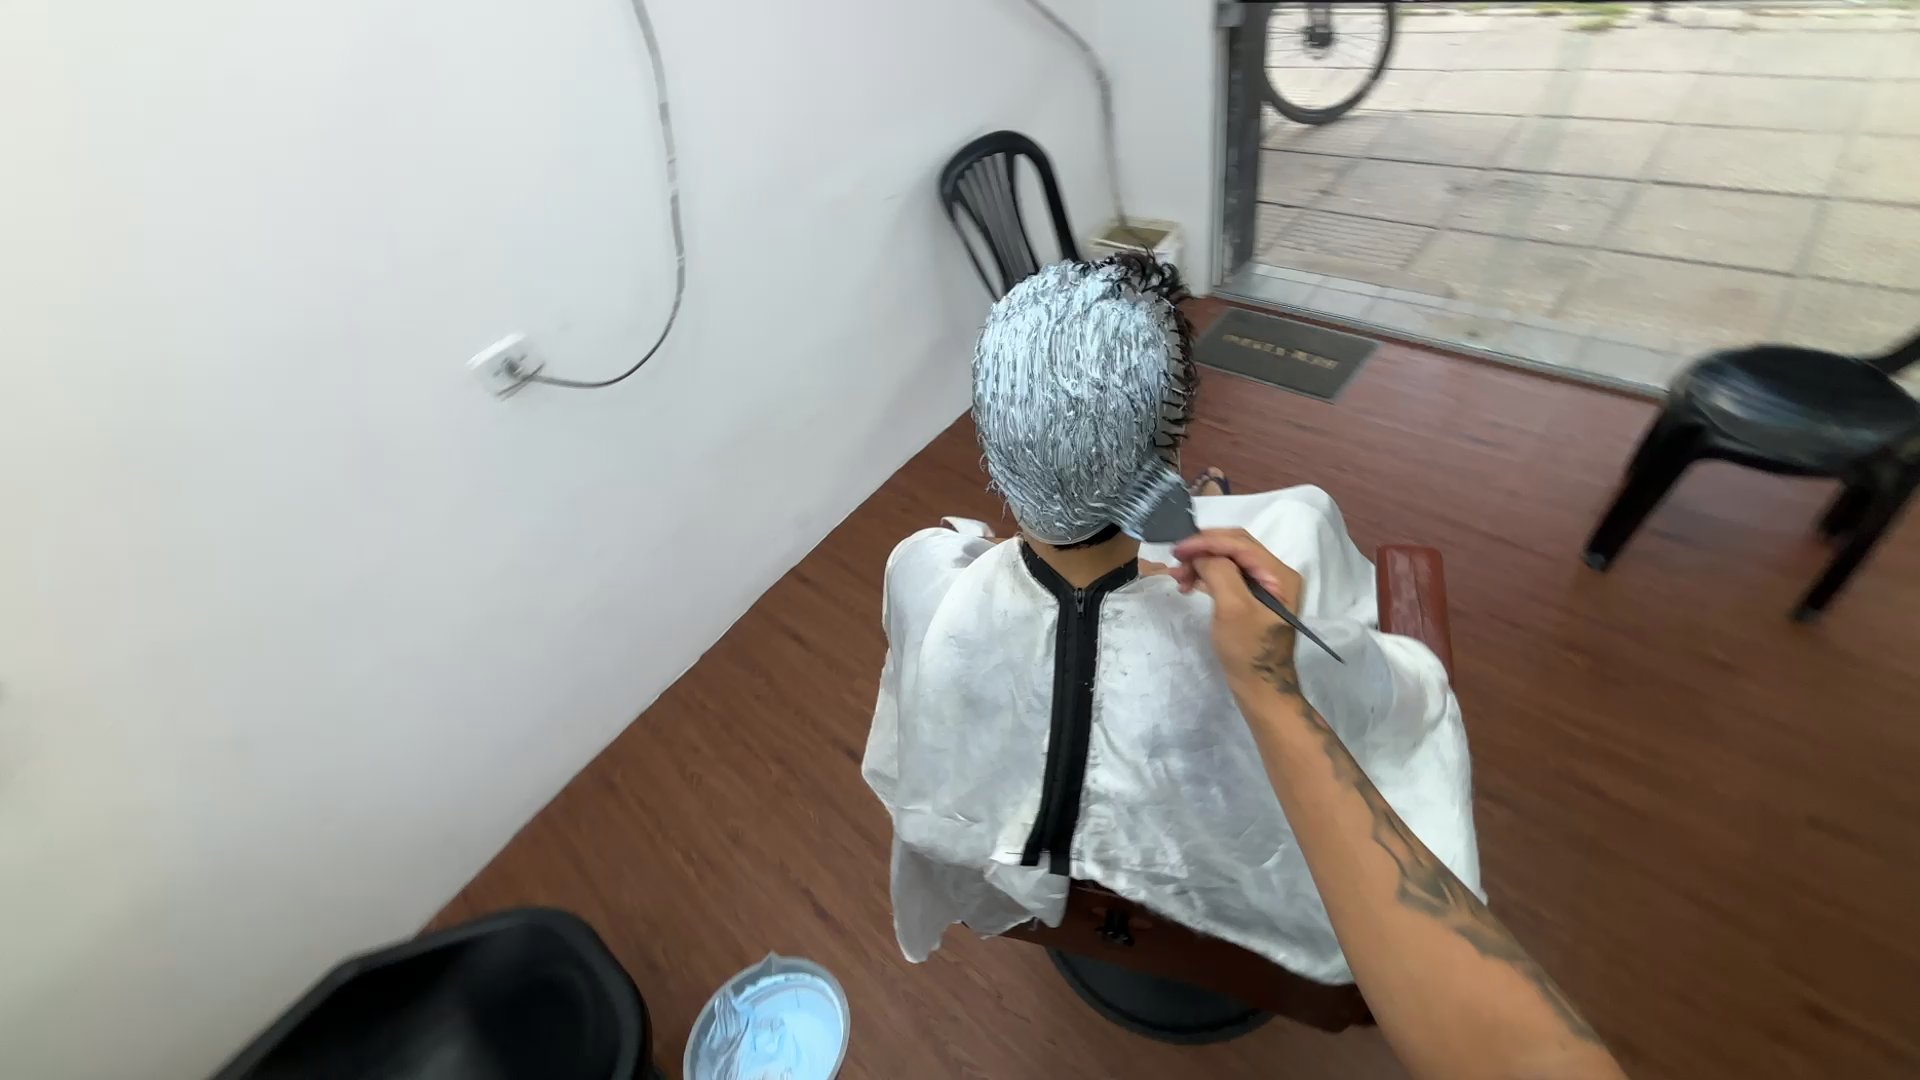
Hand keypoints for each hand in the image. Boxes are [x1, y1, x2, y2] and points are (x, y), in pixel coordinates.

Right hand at [1171, 529, 1305, 696]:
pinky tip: (1190, 584)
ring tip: (1179, 578)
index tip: (1177, 550)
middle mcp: (1275, 574)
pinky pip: (1227, 575)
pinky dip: (1207, 575)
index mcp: (1279, 574)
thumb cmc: (1248, 651)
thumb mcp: (1233, 609)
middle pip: (1234, 547)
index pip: (1239, 543)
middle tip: (1175, 562)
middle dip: (1202, 551)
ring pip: (1228, 560)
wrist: (1259, 688)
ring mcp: (1264, 586)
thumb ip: (1220, 573)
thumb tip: (1203, 556)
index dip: (1206, 542)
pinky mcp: (1252, 598)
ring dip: (1202, 563)